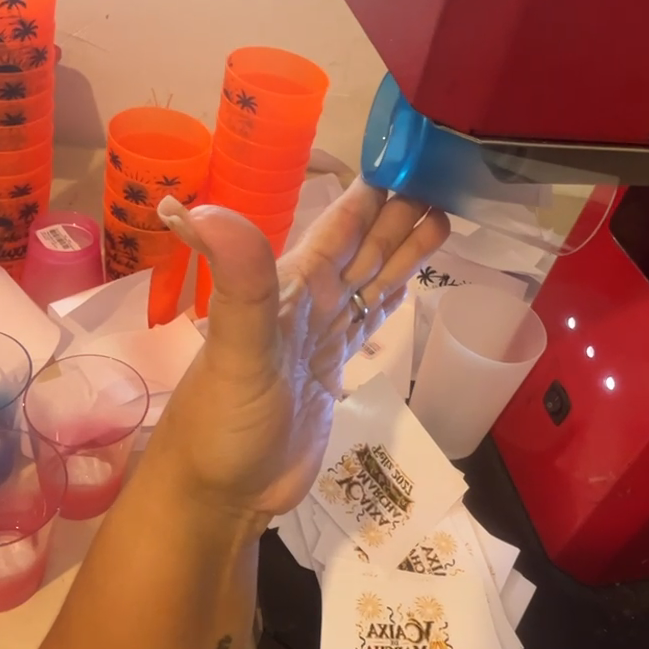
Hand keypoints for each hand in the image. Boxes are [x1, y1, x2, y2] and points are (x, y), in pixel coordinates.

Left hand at [149, 183, 449, 526]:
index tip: (413, 157)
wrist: (223, 491)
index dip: (373, 192)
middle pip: (365, 246)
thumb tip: (202, 207)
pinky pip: (370, 319)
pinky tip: (409, 282)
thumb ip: (240, 281)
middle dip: (401, 214)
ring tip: (443, 219)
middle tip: (446, 181)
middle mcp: (310, 301)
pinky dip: (393, 297)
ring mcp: (323, 336)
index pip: (341, 225)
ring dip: (403, 250)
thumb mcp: (239, 349)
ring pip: (372, 279)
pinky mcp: (334, 369)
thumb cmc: (226, 420)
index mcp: (293, 285)